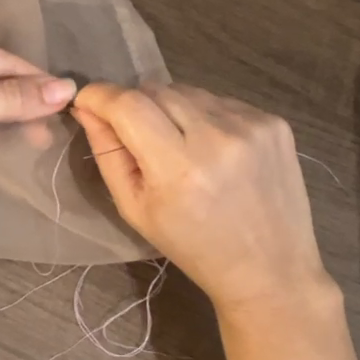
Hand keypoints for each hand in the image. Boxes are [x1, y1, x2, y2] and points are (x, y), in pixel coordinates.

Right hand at [71, 83, 331, 314]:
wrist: (270, 270)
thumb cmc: (193, 247)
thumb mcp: (135, 209)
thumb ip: (107, 153)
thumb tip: (85, 108)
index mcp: (178, 169)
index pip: (128, 105)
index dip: (100, 96)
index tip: (85, 101)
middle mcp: (217, 138)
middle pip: (155, 90)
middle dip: (134, 104)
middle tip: (134, 134)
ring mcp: (251, 126)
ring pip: (187, 90)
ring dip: (170, 108)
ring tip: (178, 145)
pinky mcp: (274, 122)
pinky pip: (219, 100)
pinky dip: (203, 116)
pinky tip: (212, 149)